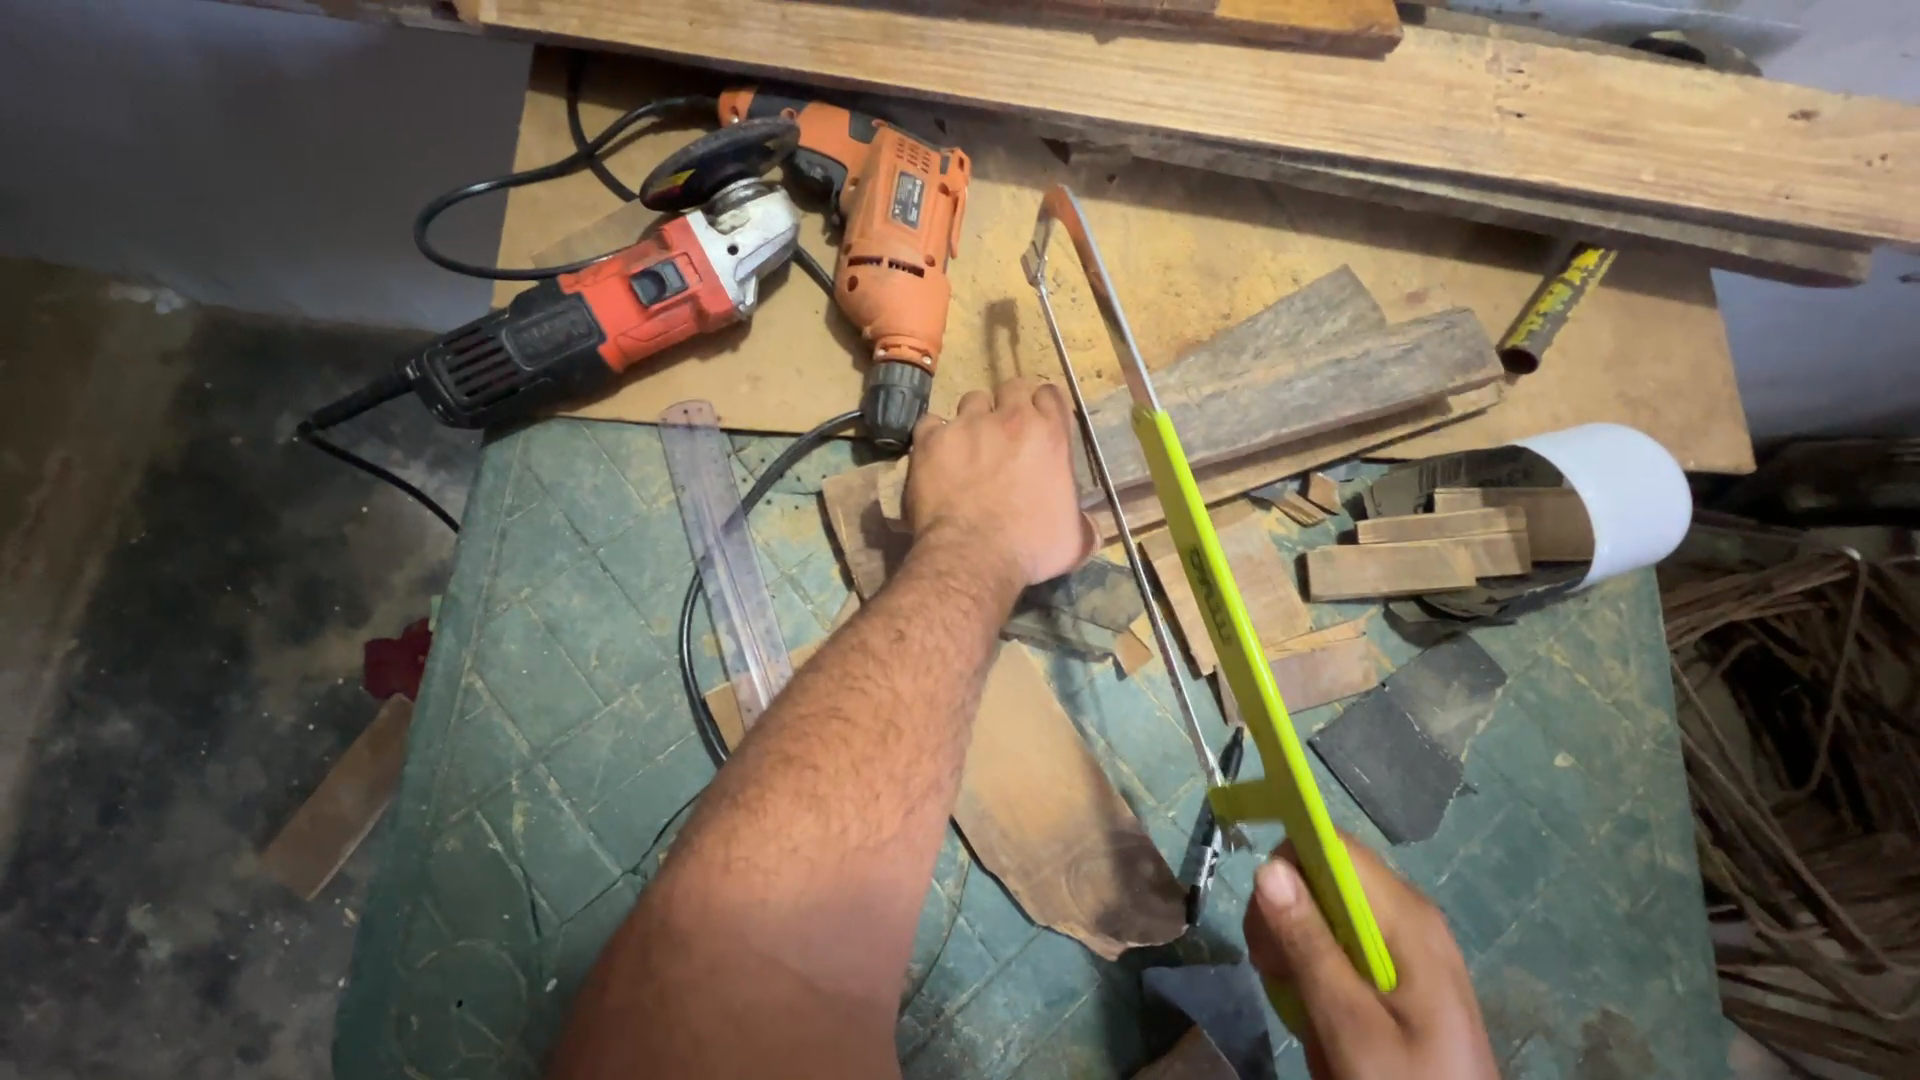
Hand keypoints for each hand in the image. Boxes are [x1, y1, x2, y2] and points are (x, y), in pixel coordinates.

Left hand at [906, 376, 1095, 589]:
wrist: (973, 557)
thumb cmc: (1030, 549)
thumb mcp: (1074, 541)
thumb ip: (1084, 524)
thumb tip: (1090, 528)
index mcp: (1050, 436)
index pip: (1050, 395)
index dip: (1042, 407)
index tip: (1037, 425)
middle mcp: (1010, 419)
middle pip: (1011, 387)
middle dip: (1007, 404)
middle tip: (1002, 434)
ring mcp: (967, 425)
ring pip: (971, 401)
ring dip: (972, 419)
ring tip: (967, 447)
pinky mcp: (931, 439)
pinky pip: (930, 423)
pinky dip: (934, 436)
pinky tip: (935, 456)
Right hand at [1244, 837, 1497, 1079]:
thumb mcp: (1351, 1027)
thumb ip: (1309, 946)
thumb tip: (1266, 867)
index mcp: (1406, 917)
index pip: (1333, 846)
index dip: (1287, 865)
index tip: (1264, 919)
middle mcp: (1406, 912)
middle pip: (1322, 873)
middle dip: (1284, 912)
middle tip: (1273, 970)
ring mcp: (1403, 937)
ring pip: (1322, 905)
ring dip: (1292, 942)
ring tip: (1294, 994)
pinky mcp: (1396, 962)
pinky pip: (1337, 935)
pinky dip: (1312, 960)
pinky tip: (1315, 1001)